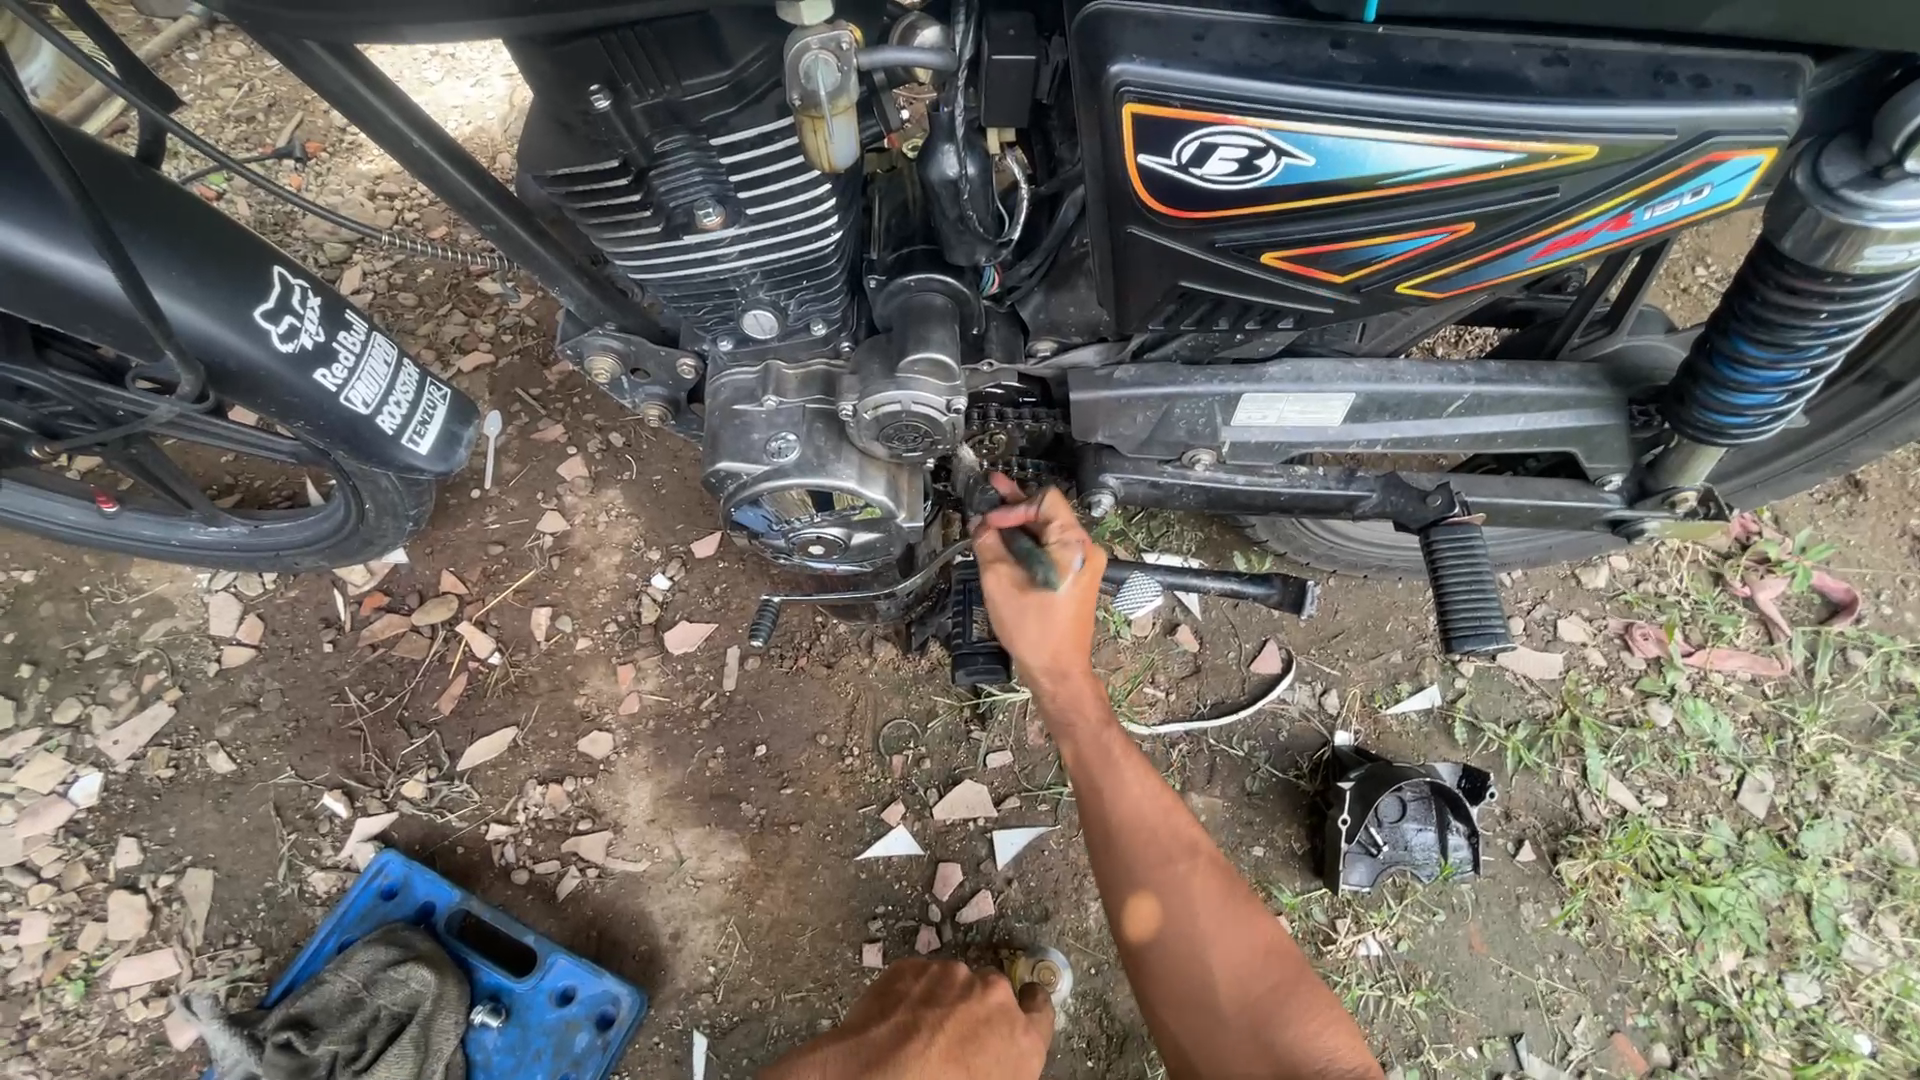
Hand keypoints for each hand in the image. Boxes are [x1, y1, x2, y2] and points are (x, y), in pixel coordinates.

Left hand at [759, 958, 1054, 1079]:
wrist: (877, 1079)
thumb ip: (1007, 1063)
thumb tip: (992, 1055)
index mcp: (1022, 1037)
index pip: (1041, 1009)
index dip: (1030, 1007)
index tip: (1021, 1009)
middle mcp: (994, 994)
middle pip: (993, 992)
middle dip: (977, 1007)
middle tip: (953, 1036)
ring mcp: (951, 974)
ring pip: (953, 981)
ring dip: (943, 999)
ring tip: (918, 1032)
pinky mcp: (913, 965)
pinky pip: (919, 978)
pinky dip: (912, 994)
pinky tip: (895, 1021)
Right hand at [972, 475, 1106, 695]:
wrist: (1057, 670)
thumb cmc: (1034, 630)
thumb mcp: (1000, 582)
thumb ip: (989, 545)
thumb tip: (979, 524)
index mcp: (1074, 544)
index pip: (1046, 500)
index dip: (1015, 503)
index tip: (991, 521)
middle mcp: (1085, 548)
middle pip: (1048, 513)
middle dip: (1014, 507)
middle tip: (989, 491)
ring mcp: (1082, 563)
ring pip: (1047, 532)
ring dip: (1018, 526)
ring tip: (990, 516)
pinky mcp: (1075, 577)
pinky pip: (1050, 550)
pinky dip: (1027, 544)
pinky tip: (1003, 542)